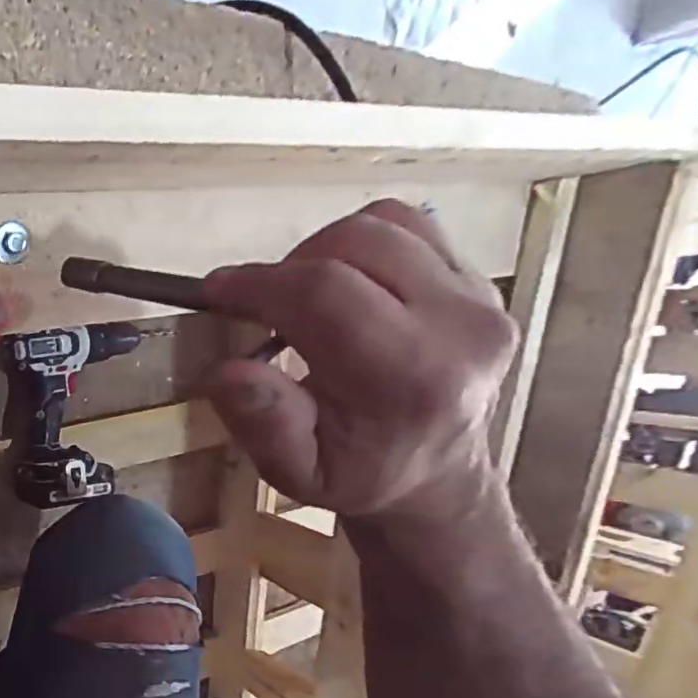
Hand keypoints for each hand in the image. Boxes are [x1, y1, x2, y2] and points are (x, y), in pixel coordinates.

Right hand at [201, 200, 516, 527]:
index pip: (324, 293)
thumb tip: (226, 372)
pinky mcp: (480, 279)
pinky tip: (345, 285)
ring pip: (382, 223)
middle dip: (288, 268)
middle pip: (354, 243)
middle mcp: (459, 325)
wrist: (433, 474)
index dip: (259, 282)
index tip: (217, 292)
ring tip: (303, 298)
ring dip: (323, 251)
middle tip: (261, 306)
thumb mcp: (297, 472)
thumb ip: (263, 425)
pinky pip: (409, 226)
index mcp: (411, 379)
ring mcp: (479, 296)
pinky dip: (360, 244)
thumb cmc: (358, 474)